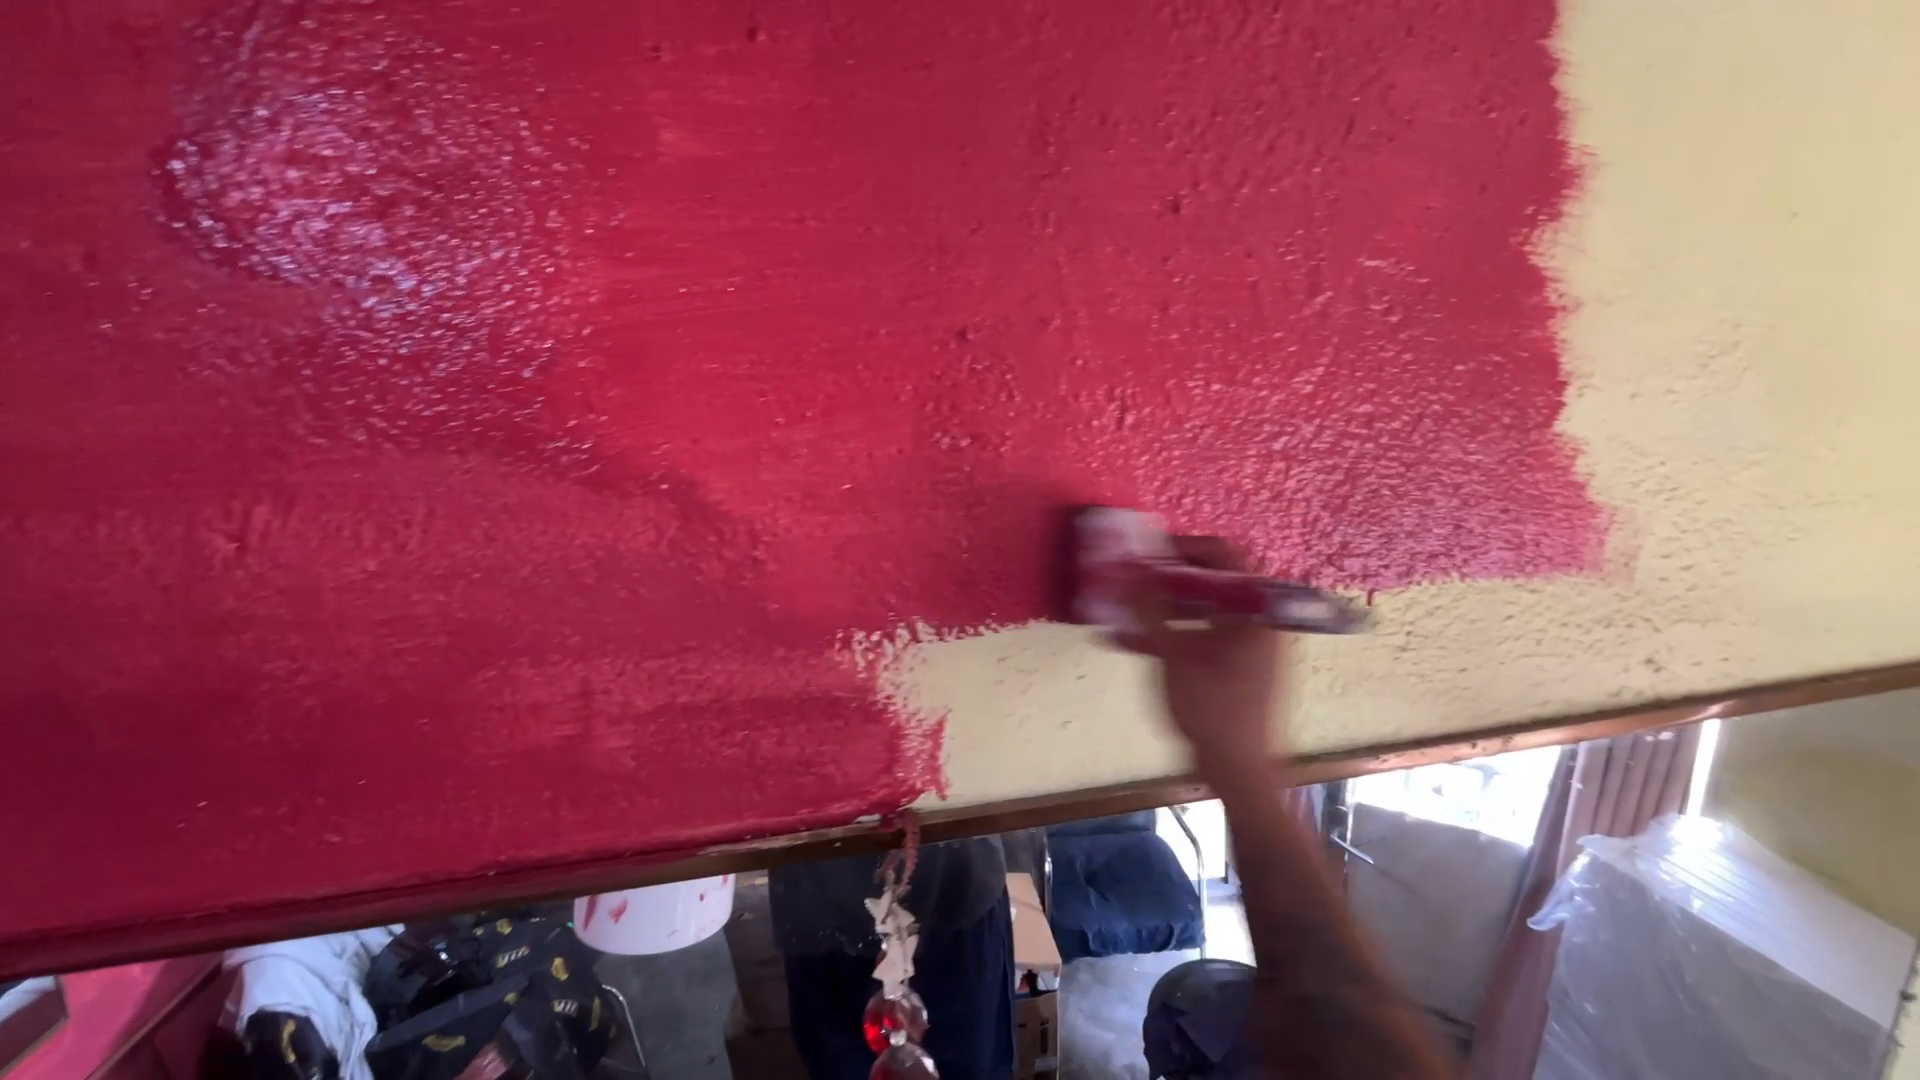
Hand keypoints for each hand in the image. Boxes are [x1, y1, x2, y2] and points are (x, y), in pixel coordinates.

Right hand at [1113, 536, 1288, 768]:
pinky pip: (1201, 634)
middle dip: (1163, 578)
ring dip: (1160, 607)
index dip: (1182, 547)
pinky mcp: (1237, 664)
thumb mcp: (1173, 656)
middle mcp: (1259, 619)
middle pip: (1209, 580)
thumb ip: (1149, 608)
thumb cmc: (1213, 714)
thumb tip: (1128, 568)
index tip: (1146, 554)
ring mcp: (1249, 643)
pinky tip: (1130, 640)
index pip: (1224, 553)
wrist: (1241, 773)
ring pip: (1200, 609)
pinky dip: (1171, 632)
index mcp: (1257, 609)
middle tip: (1128, 579)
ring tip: (1119, 611)